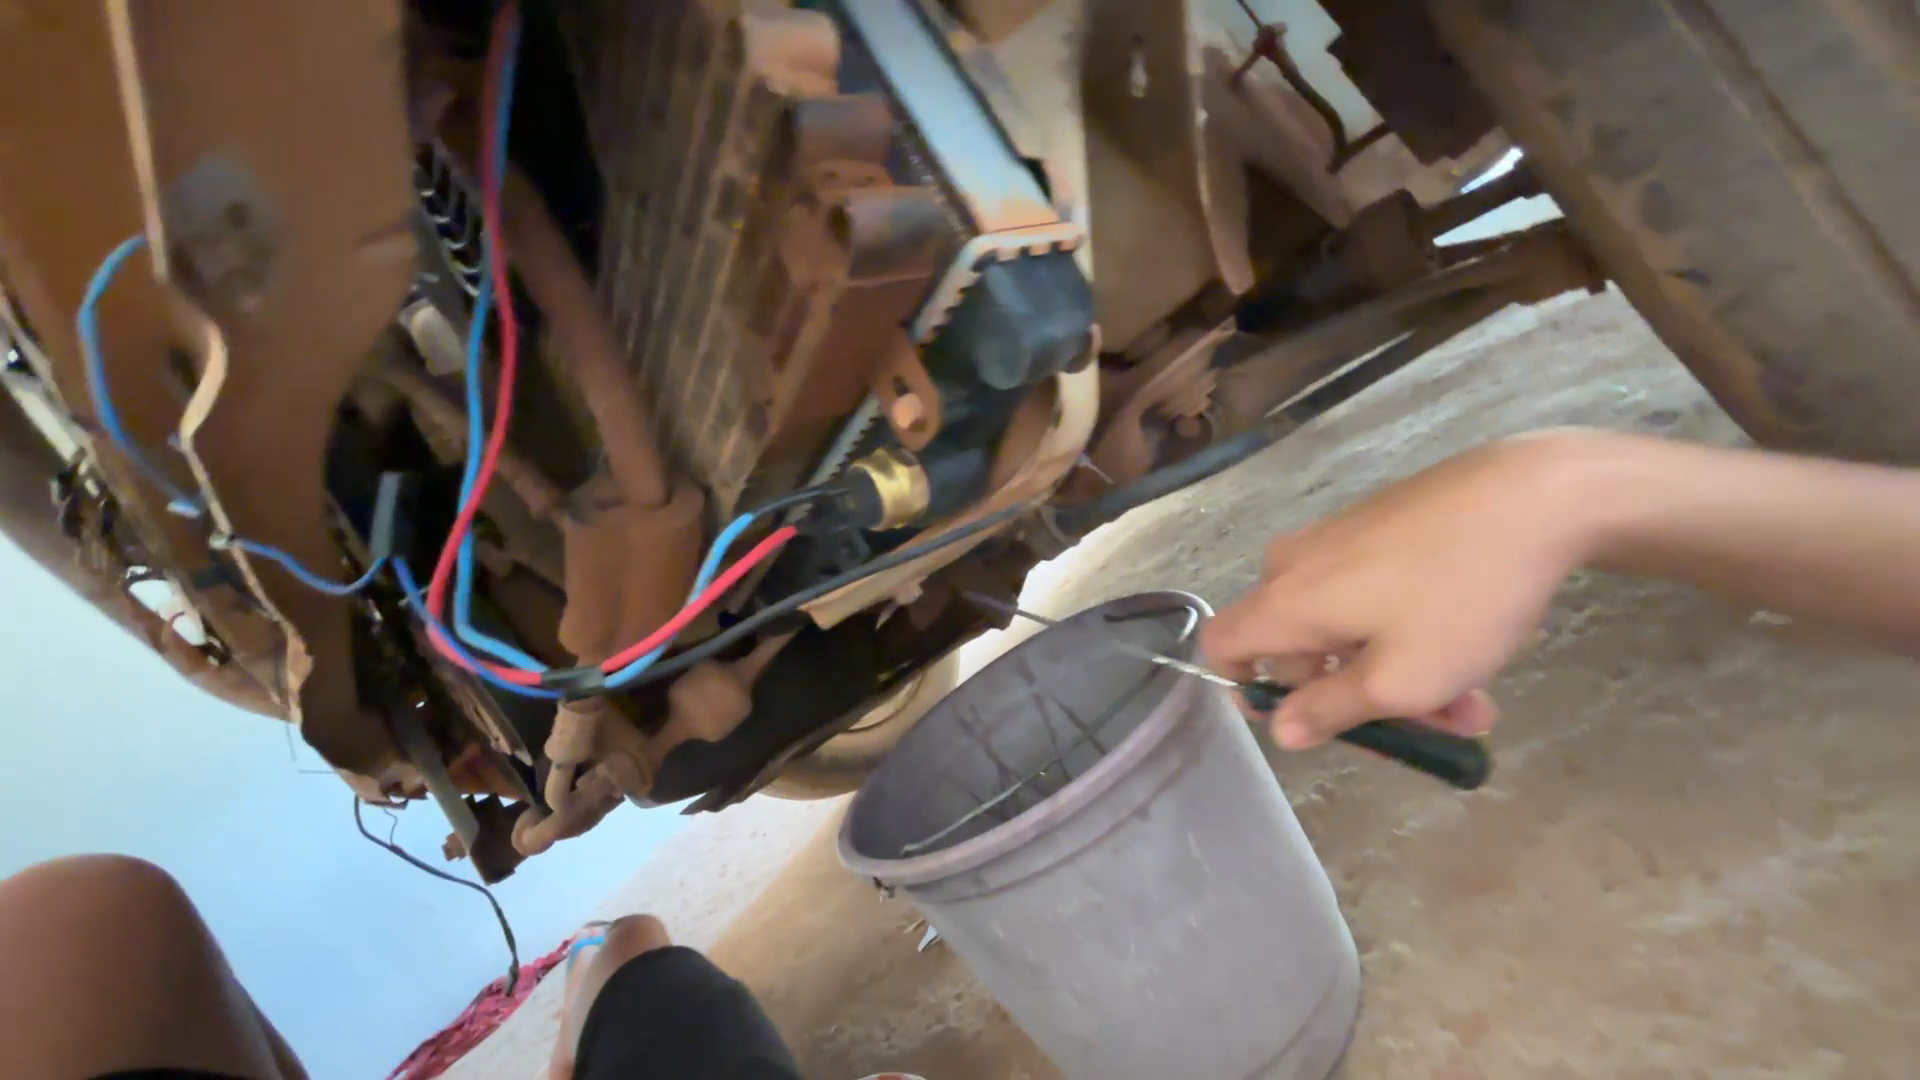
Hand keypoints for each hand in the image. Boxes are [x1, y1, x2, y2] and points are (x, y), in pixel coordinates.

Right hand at [1201, 432, 1607, 749]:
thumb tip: (1282, 731)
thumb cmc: (1458, 597)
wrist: (1532, 494)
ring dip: (1388, 668)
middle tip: (1424, 726)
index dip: (1243, 686)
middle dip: (1350, 693)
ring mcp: (1330, 540)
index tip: (1301, 715)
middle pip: (1293, 645)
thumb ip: (1331, 711)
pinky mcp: (1369, 525)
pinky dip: (1397, 628)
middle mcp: (1291, 566)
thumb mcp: (1401, 679)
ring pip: (1338, 624)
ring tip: (1467, 699)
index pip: (1220, 646)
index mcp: (1282, 602)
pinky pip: (1361, 591)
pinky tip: (1463, 643)